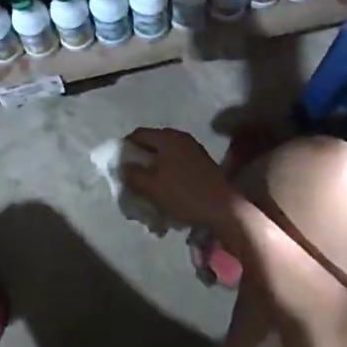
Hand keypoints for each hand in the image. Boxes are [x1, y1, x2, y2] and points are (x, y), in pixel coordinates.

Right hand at [123, 127, 239, 228]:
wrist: (227, 211)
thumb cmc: (184, 194)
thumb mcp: (151, 186)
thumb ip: (132, 174)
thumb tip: (124, 167)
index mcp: (167, 137)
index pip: (138, 134)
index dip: (125, 147)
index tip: (119, 164)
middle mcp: (181, 138)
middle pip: (153, 145)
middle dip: (141, 161)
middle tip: (133, 177)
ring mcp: (195, 151)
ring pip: (166, 156)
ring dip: (155, 170)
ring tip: (150, 188)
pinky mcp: (204, 166)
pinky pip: (179, 165)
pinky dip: (170, 175)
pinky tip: (168, 192)